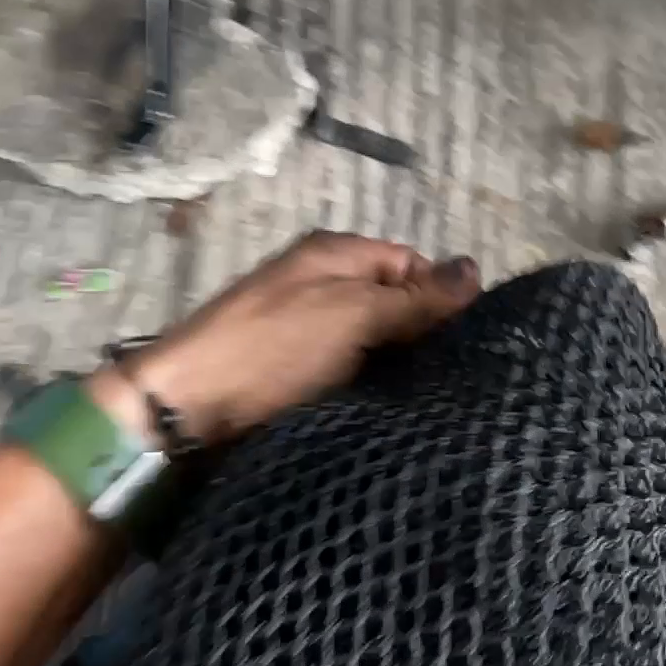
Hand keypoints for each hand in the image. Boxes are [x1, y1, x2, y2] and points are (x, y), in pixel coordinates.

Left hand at [97, 231, 480, 444]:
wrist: (190, 407)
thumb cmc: (272, 350)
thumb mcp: (350, 314)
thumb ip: (412, 297)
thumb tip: (475, 269)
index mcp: (335, 255)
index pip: (410, 264)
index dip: (439, 297)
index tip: (462, 341)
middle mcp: (321, 285)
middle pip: (392, 304)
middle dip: (419, 336)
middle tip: (448, 376)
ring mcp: (305, 330)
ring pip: (371, 343)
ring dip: (394, 367)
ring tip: (423, 398)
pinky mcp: (295, 372)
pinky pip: (346, 372)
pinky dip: (366, 387)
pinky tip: (384, 410)